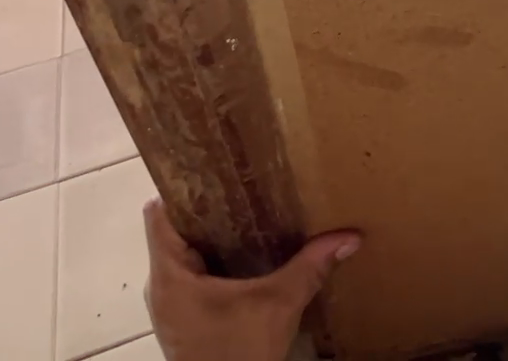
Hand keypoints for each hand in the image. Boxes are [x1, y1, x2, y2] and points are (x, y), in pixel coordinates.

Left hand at [142, 198, 359, 360]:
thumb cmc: (239, 354)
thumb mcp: (277, 306)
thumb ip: (309, 267)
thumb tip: (349, 236)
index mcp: (169, 273)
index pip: (158, 211)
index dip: (180, 185)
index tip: (209, 165)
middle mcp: (160, 284)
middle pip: (173, 228)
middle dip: (205, 206)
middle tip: (239, 180)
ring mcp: (168, 305)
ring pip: (182, 252)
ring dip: (209, 234)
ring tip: (244, 207)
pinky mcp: (181, 320)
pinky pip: (189, 274)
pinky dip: (211, 259)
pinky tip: (243, 249)